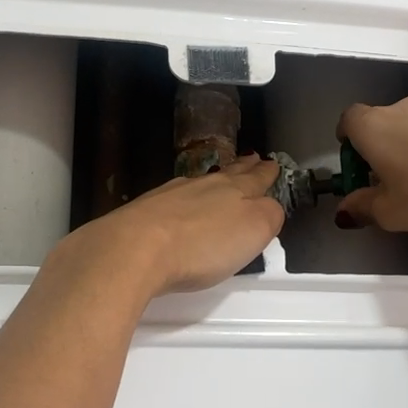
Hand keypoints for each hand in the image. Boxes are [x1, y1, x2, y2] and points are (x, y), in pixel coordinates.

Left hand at [60, 155, 285, 296]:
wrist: (136, 248)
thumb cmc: (202, 245)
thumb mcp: (253, 231)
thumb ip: (268, 216)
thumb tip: (269, 205)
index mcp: (235, 191)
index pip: (257, 179)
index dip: (266, 173)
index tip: (271, 164)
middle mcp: (204, 186)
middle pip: (230, 174)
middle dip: (244, 168)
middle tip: (252, 159)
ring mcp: (172, 195)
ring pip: (202, 181)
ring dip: (216, 178)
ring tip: (223, 176)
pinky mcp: (146, 210)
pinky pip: (175, 196)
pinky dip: (186, 195)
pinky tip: (183, 200)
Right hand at [334, 27, 407, 232]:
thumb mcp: (393, 213)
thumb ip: (364, 208)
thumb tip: (344, 209)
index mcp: (373, 130)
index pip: (349, 124)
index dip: (349, 144)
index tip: (355, 166)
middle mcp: (399, 109)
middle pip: (380, 124)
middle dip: (379, 148)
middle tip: (391, 183)